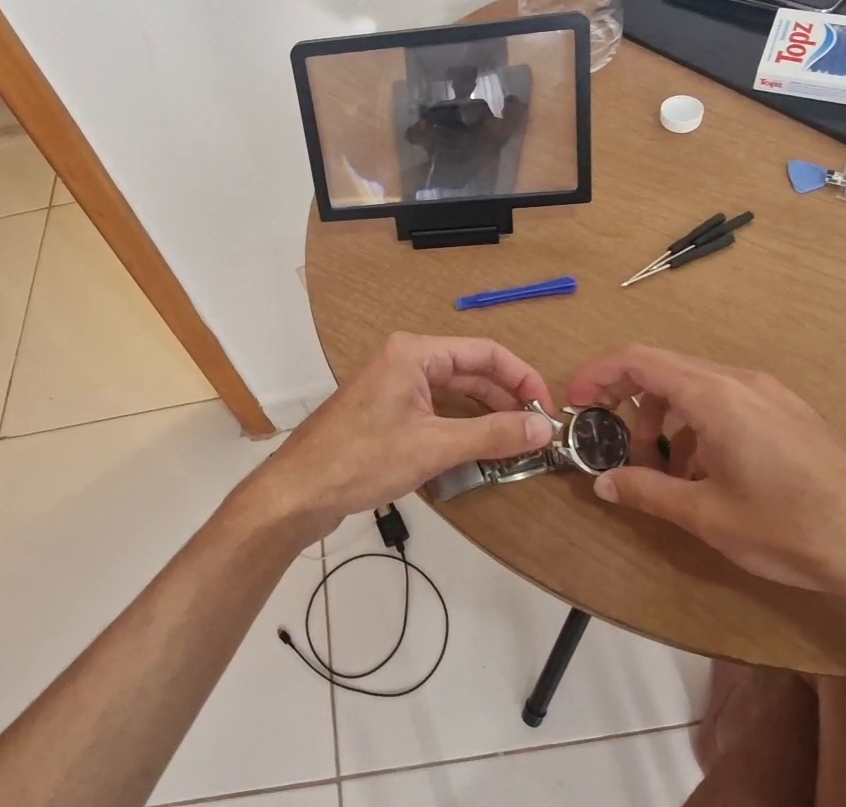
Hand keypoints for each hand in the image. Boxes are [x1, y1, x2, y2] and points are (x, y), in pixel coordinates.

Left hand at [249, 333, 555, 535]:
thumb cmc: (363, 460)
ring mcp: (393, 386)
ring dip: (485, 414)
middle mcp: (405, 360)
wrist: (298, 491)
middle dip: (506, 398)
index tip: (547, 408)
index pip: (485, 353)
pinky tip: (479, 447)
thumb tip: (543, 427)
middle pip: (470, 370)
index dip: (522, 377)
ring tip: (517, 441)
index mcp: (415, 353)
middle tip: (537, 430)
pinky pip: (435, 410)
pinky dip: (461, 425)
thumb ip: (492, 434)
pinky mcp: (386, 412)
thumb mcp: (434, 446)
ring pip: (454, 392)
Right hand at [567, 344, 845, 611]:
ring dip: (665, 419)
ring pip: (696, 388)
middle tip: (612, 443)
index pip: (638, 360)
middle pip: (665, 369)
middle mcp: (741, 381)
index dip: (597, 374)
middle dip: (628, 402)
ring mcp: (770, 395)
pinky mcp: (789, 414)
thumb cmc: (790, 527)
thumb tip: (602, 483)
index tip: (575, 404)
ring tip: (663, 471)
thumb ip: (646, 491)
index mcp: (715, 395)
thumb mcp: (706, 514)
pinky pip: (727, 403)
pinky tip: (707, 475)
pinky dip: (698, 427)